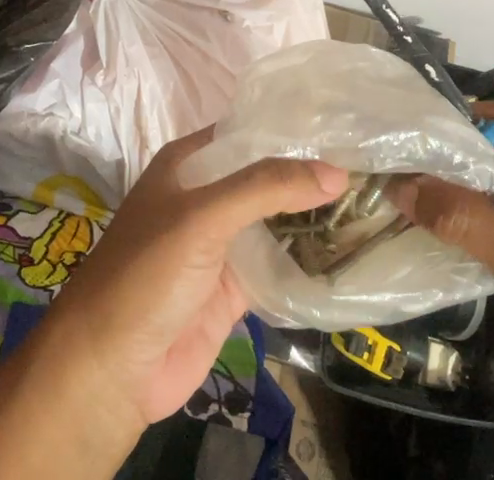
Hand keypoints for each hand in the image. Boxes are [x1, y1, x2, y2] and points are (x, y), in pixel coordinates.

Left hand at [47, 128, 348, 421]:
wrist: (112, 365)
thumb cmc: (147, 274)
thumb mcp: (202, 217)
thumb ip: (265, 188)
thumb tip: (336, 172)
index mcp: (186, 165)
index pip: (246, 133)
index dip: (291, 131)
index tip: (349, 128)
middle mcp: (204, 198)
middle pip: (267, 179)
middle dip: (312, 177)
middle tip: (378, 170)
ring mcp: (219, 246)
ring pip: (276, 224)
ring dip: (316, 221)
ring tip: (381, 208)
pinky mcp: (232, 290)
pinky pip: (278, 268)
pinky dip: (308, 263)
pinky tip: (353, 255)